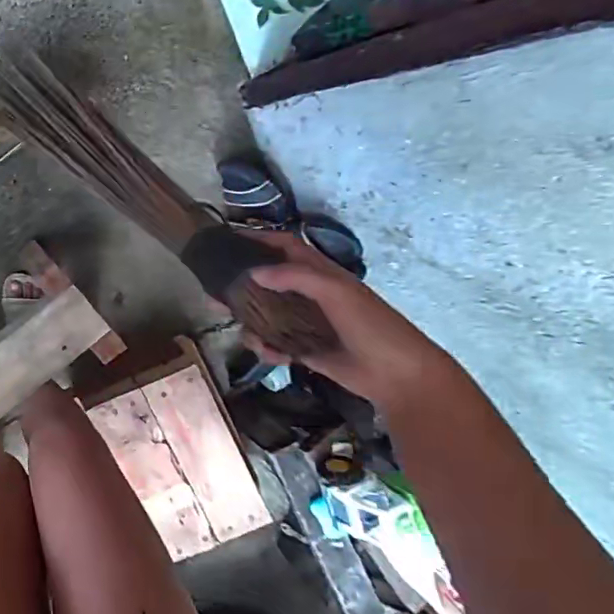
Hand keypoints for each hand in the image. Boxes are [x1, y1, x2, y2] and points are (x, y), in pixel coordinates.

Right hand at [240, 230, 456, 407]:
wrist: (397, 374)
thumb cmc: (371, 325)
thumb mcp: (335, 292)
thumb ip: (295, 278)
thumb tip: (253, 272)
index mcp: (321, 273)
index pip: (285, 247)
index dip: (259, 239)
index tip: (229, 240)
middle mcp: (310, 294)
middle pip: (269, 282)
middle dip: (243, 287)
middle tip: (216, 294)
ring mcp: (307, 323)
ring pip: (268, 317)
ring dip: (252, 324)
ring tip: (243, 333)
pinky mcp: (305, 350)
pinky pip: (277, 345)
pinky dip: (269, 349)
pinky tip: (271, 356)